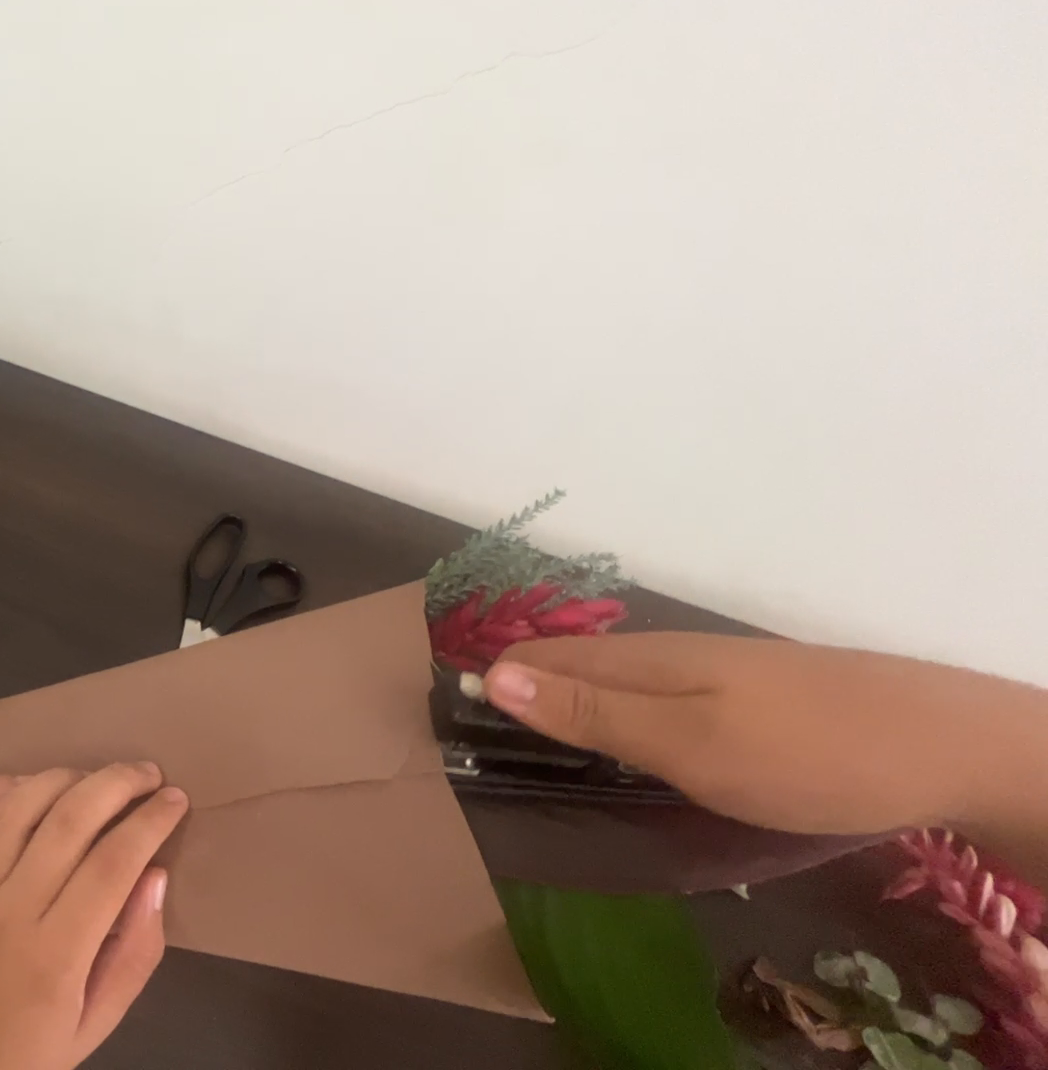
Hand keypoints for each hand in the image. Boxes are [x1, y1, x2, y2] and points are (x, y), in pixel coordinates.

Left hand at [0, 763, 188, 1069]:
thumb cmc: (25, 1055)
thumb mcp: (96, 1024)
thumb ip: (134, 954)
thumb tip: (154, 876)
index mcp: (55, 955)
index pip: (111, 864)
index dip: (150, 822)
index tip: (176, 799)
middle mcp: (10, 910)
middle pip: (68, 820)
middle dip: (116, 783)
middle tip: (148, 773)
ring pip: (17, 807)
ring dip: (63, 777)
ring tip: (95, 778)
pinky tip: (25, 786)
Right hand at [482, 633, 1047, 839]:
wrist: (957, 748)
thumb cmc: (808, 751)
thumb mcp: (687, 744)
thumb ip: (589, 714)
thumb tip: (492, 678)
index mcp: (632, 660)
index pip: (529, 658)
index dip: (485, 684)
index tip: (450, 727)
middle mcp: (654, 655)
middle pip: (558, 664)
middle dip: (511, 691)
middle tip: (478, 742)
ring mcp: (694, 672)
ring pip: (598, 680)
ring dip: (554, 703)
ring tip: (528, 744)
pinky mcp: (727, 693)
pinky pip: (638, 695)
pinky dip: (603, 713)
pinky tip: (612, 742)